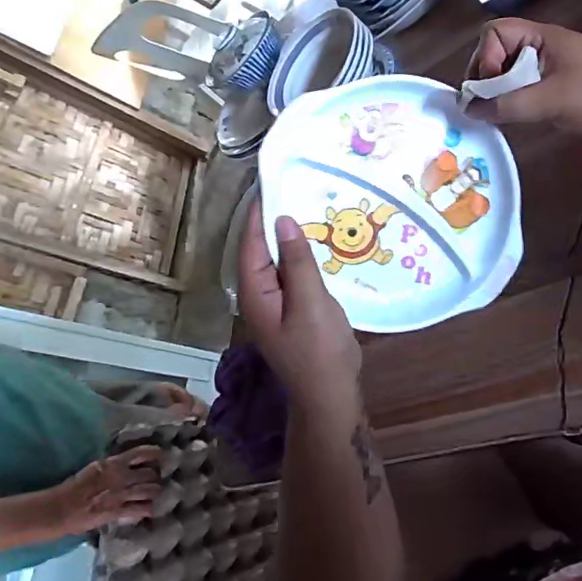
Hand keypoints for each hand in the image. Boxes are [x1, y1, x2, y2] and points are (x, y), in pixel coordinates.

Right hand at [51, 446, 163, 533]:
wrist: (61, 508)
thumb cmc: (74, 486)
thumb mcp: (95, 468)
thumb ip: (112, 466)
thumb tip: (125, 465)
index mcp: (112, 464)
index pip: (139, 454)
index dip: (154, 453)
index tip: (162, 454)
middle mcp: (120, 477)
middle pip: (148, 474)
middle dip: (156, 476)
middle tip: (159, 478)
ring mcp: (120, 495)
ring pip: (147, 491)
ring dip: (155, 492)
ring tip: (159, 493)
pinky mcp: (116, 512)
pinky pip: (138, 510)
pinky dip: (147, 510)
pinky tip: (152, 510)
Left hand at [237, 201, 362, 419]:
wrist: (331, 397)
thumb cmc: (319, 351)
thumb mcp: (311, 302)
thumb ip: (297, 261)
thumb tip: (283, 221)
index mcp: (256, 292)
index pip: (251, 244)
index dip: (259, 214)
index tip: (271, 183)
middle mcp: (259, 296)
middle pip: (261, 251)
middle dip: (274, 222)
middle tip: (294, 190)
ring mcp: (275, 306)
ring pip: (277, 263)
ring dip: (289, 238)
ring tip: (308, 209)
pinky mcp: (292, 312)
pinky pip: (291, 275)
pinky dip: (302, 257)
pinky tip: (319, 246)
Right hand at [466, 18, 581, 154]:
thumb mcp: (551, 99)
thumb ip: (507, 104)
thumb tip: (471, 109)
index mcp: (546, 37)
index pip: (496, 32)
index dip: (486, 56)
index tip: (491, 85)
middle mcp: (547, 48)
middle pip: (499, 51)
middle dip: (487, 75)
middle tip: (486, 103)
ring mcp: (554, 70)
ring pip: (511, 73)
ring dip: (500, 92)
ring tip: (497, 114)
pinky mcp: (561, 91)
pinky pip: (526, 90)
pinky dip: (515, 102)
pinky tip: (515, 119)